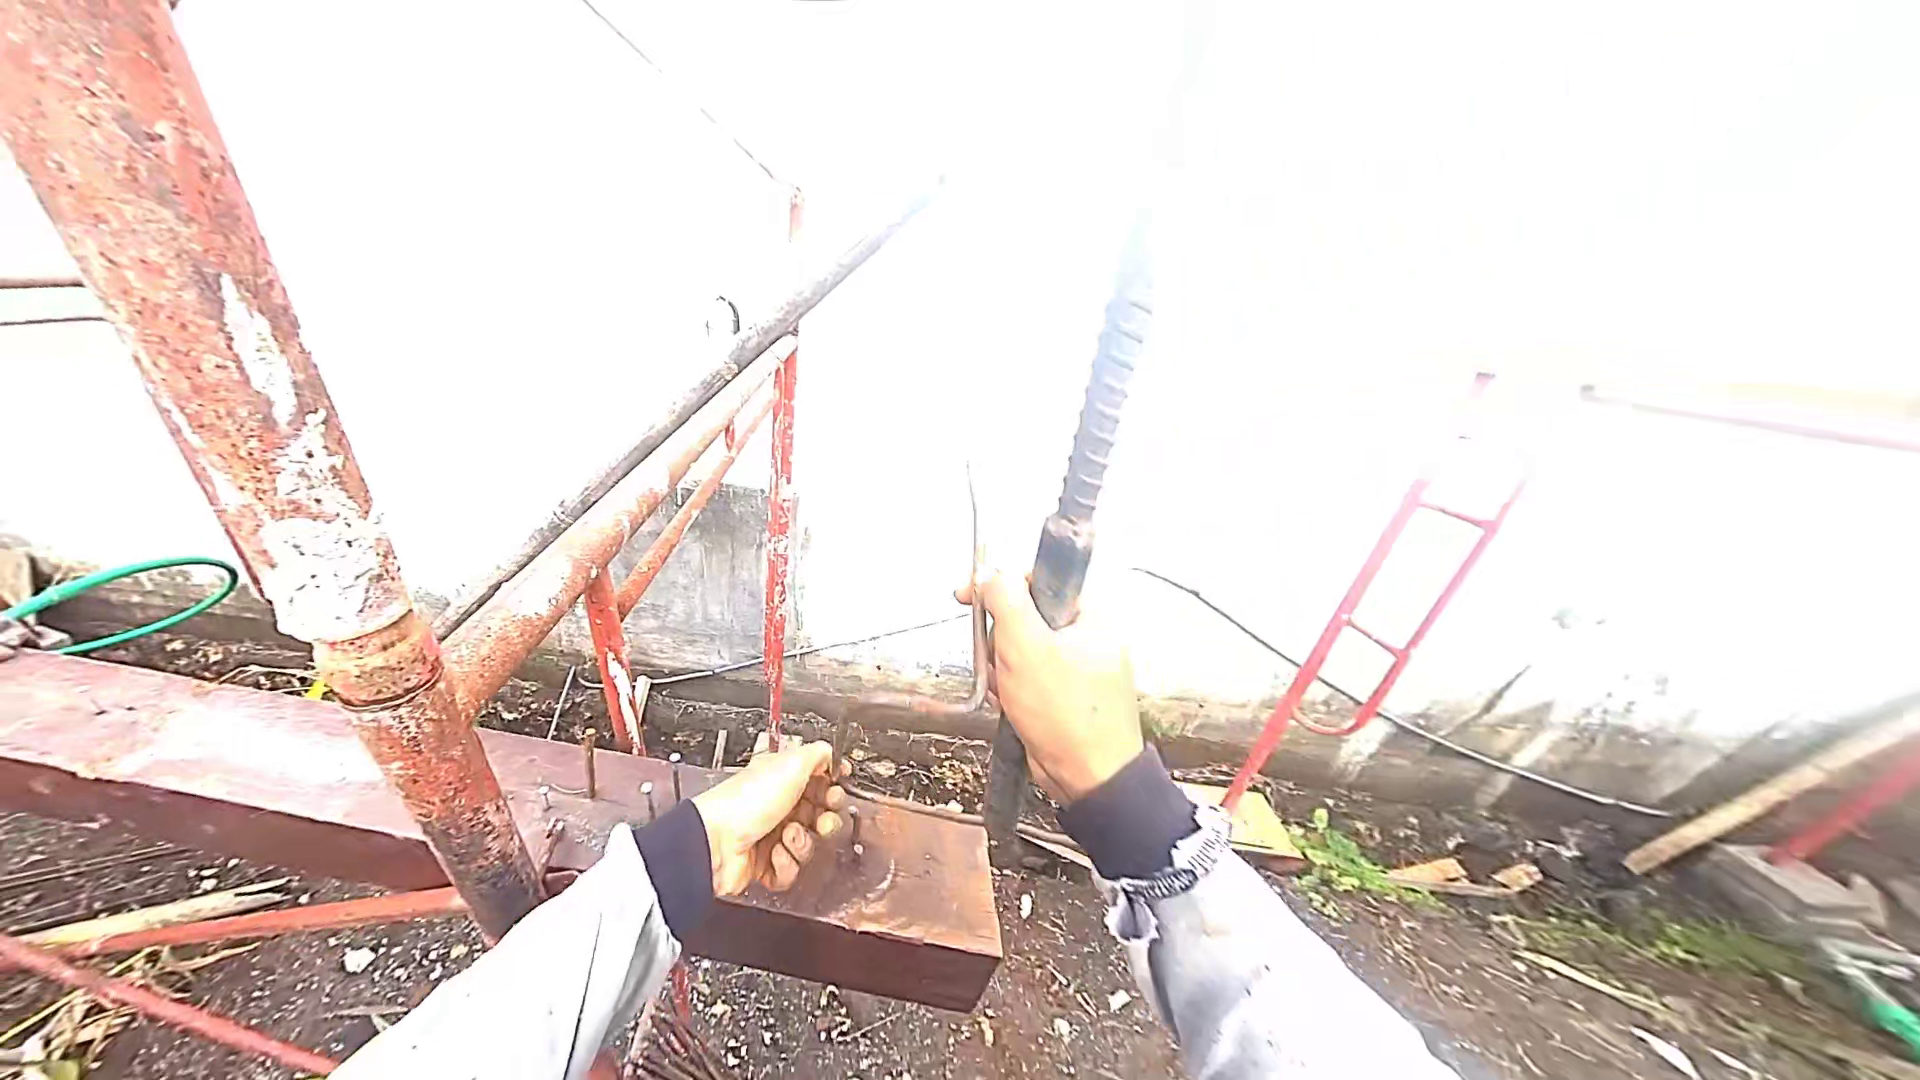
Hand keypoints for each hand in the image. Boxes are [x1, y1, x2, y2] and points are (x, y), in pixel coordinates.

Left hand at [691, 735, 846, 894]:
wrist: (715, 842)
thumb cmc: (747, 800)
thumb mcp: (792, 762)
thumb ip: (820, 753)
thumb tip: (833, 754)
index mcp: (784, 778)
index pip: (820, 782)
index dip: (833, 787)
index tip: (837, 790)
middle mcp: (779, 806)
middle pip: (820, 814)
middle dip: (827, 819)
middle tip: (822, 819)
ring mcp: (772, 836)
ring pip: (809, 844)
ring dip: (803, 842)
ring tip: (788, 835)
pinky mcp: (765, 865)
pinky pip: (791, 870)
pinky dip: (786, 865)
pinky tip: (774, 853)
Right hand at [959, 571, 1141, 801]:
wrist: (1089, 778)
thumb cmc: (1066, 714)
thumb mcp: (1025, 646)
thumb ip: (1006, 601)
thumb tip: (990, 574)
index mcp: (1088, 615)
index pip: (1037, 579)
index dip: (1001, 586)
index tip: (970, 596)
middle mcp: (1086, 636)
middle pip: (1024, 616)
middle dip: (1001, 640)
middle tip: (998, 660)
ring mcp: (1076, 665)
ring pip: (1021, 649)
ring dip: (1003, 668)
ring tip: (1006, 689)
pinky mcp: (1065, 691)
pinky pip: (1028, 674)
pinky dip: (1013, 687)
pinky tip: (1011, 704)